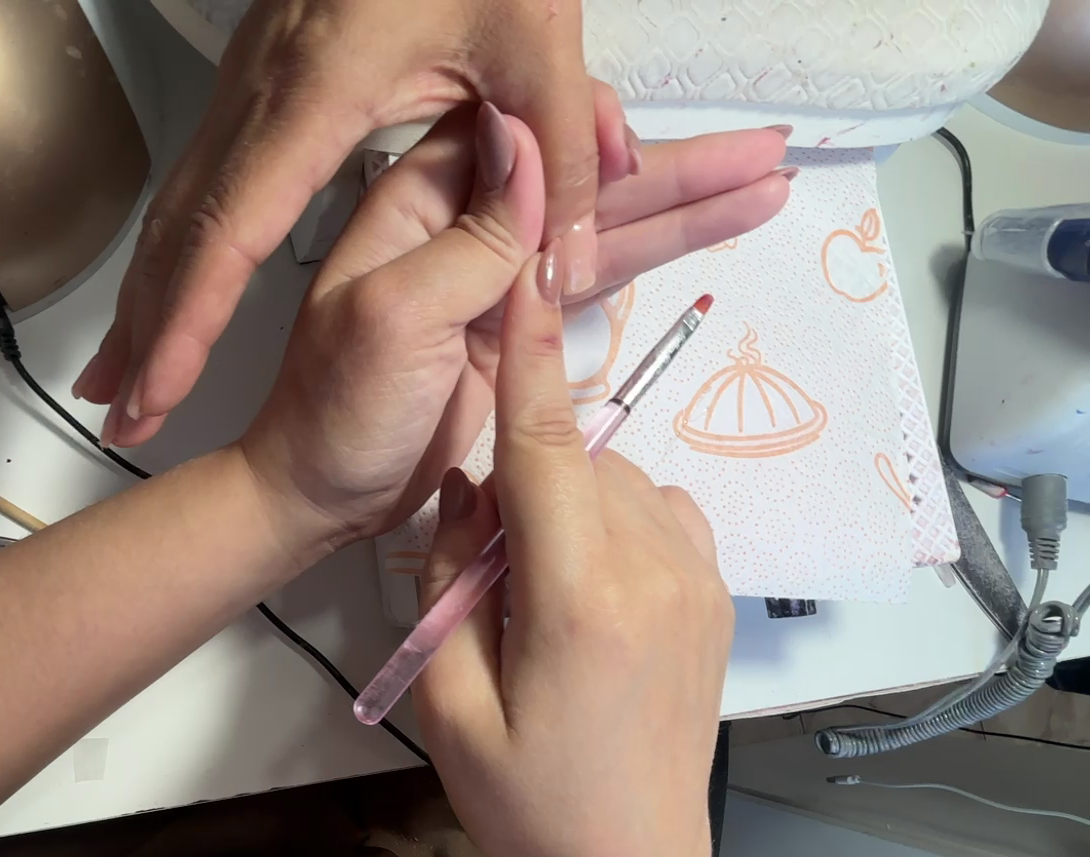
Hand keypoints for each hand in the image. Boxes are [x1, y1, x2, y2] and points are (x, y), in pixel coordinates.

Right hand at [77, 0, 633, 447]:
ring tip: (120, 373)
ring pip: (172, 213)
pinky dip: (171, 259)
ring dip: (144, 300)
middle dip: (144, 331)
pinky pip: (193, 191)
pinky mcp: (252, 96)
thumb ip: (561, 156)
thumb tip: (566, 268)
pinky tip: (166, 296)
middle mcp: (258, 99)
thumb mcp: (536, 37)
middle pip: (178, 233)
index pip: (234, 231)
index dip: (190, 321)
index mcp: (317, 96)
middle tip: (122, 407)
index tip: (157, 389)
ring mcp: (244, 94)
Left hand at [238, 109, 791, 548]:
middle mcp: (458, 232)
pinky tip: (696, 237)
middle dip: (666, 167)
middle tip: (763, 153)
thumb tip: (525, 136)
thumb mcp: (397, 316)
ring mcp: (488, 283)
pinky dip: (640, 262)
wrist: (325, 492)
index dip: (587, 131)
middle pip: (573, 181)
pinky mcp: (509, 332)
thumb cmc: (338, 411)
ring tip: (763, 184)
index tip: (649, 146)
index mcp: (417, 208)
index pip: (517, 135)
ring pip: (592, 231)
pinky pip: (584, 284)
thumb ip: (470, 237)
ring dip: (675, 209)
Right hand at [413, 253, 734, 856]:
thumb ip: (449, 579)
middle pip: (576, 458)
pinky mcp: (716, 590)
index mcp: (580, 599)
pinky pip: (652, 508)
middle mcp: (657, 568)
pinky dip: (605, 513)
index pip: (547, 448)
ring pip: (614, 478)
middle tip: (479, 546)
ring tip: (529, 581)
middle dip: (519, 470)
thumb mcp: (450, 702)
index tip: (523, 268)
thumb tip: (464, 485)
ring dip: (561, 496)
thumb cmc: (526, 798)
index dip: (531, 355)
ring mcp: (700, 575)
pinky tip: (582, 581)